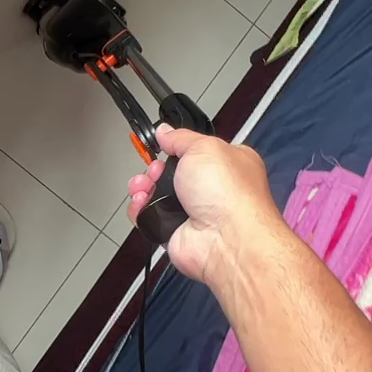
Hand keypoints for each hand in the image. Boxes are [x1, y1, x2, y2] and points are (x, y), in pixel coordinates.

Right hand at [126, 125, 288, 289]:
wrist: (224, 239)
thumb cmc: (230, 195)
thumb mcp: (204, 147)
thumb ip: (181, 138)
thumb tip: (165, 132)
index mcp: (226, 164)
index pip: (196, 150)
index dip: (177, 147)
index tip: (164, 144)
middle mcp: (211, 189)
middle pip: (171, 172)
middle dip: (155, 168)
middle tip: (156, 169)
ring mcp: (193, 211)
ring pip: (157, 194)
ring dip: (145, 187)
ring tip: (144, 185)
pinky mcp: (175, 231)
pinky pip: (149, 217)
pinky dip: (141, 210)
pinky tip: (143, 202)